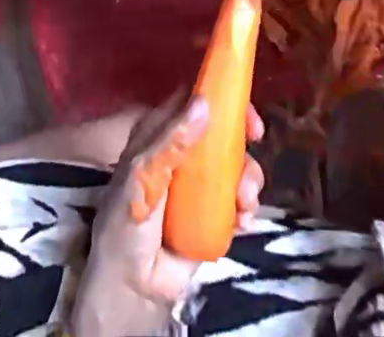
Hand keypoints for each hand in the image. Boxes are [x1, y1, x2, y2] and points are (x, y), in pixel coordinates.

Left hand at [69, 95, 264, 336]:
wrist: (132, 285)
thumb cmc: (127, 220)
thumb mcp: (144, 174)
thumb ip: (172, 140)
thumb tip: (204, 102)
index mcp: (160, 135)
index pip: (192, 102)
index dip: (219, 98)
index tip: (243, 109)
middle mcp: (182, 154)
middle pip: (222, 132)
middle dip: (242, 140)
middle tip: (256, 143)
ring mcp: (199, 185)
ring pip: (236, 166)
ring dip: (249, 179)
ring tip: (245, 201)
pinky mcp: (214, 214)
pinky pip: (240, 202)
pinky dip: (248, 207)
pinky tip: (244, 221)